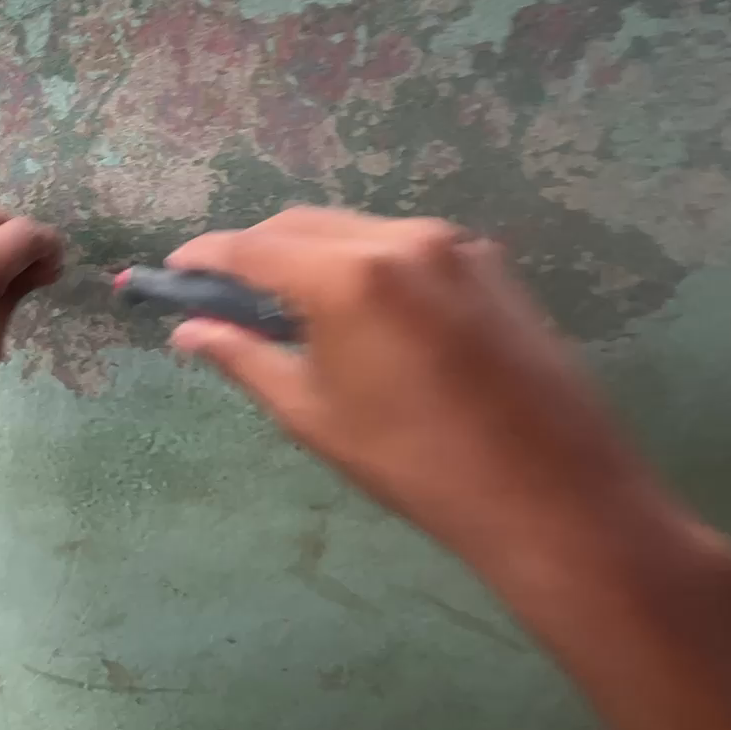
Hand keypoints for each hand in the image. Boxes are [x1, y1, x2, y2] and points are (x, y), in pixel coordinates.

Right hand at [167, 207, 682, 570]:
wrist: (559, 503)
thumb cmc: (413, 462)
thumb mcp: (308, 411)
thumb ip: (240, 355)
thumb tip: (185, 332)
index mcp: (347, 277)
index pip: (249, 248)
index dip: (201, 257)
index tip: (172, 271)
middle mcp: (399, 240)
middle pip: (296, 226)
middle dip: (250, 251)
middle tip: (222, 294)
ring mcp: (453, 246)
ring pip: (347, 229)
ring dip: (303, 254)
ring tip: (287, 304)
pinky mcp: (490, 265)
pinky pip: (397, 243)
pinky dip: (356, 260)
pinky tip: (355, 307)